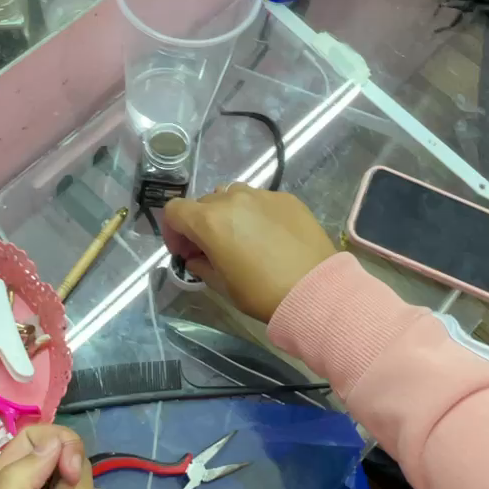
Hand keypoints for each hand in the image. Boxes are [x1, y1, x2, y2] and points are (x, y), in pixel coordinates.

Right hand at [162, 184, 337, 321]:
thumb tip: (196, 257)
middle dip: (200, 225)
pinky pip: (259, 200)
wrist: (316, 290)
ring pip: (232, 196)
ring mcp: (262, 195)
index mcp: (210, 221)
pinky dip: (254, 214)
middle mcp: (233, 199)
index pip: (174, 211)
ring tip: (241, 239)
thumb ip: (201, 265)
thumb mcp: (222, 286)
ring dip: (227, 214)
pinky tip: (269, 237)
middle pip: (203, 203)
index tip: (184, 252)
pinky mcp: (287, 199)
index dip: (173, 232)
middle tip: (211, 250)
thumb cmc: (262, 293)